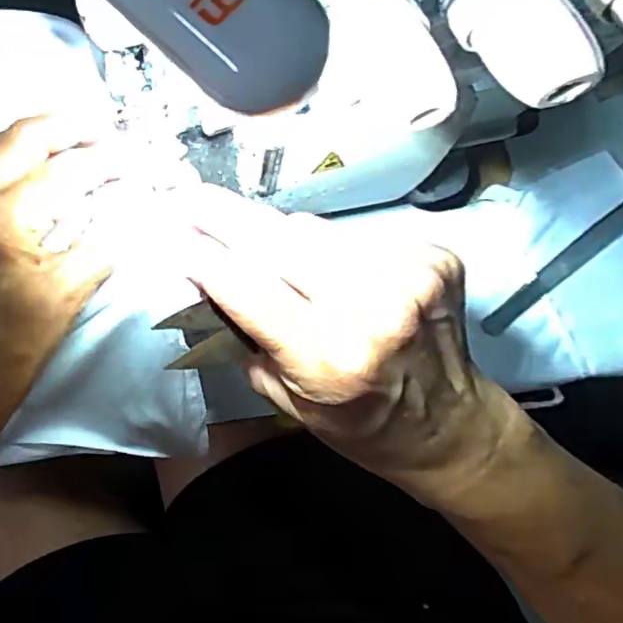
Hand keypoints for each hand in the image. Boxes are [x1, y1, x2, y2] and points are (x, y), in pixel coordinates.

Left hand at [0, 109, 132, 505]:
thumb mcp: (66, 297)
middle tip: (109, 129)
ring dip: (33, 131)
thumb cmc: (7, 355)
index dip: (112, 160)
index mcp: (1, 219)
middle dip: (74, 128)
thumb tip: (136, 202)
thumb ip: (103, 239)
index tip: (139, 155)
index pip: (70, 171)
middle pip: (28, 138)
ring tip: (71, 128)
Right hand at [182, 186, 535, 510]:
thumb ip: (247, 336)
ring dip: (273, 232)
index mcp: (329, 361)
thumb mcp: (285, 398)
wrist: (451, 426)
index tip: (171, 232)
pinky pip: (350, 234)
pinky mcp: (432, 257)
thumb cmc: (360, 425)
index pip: (247, 289)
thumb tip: (209, 280)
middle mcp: (372, 311)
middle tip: (188, 196)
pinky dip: (323, 243)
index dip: (203, 256)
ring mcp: (408, 276)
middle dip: (224, 216)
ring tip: (250, 236)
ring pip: (311, 230)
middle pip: (277, 242)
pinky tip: (323, 265)